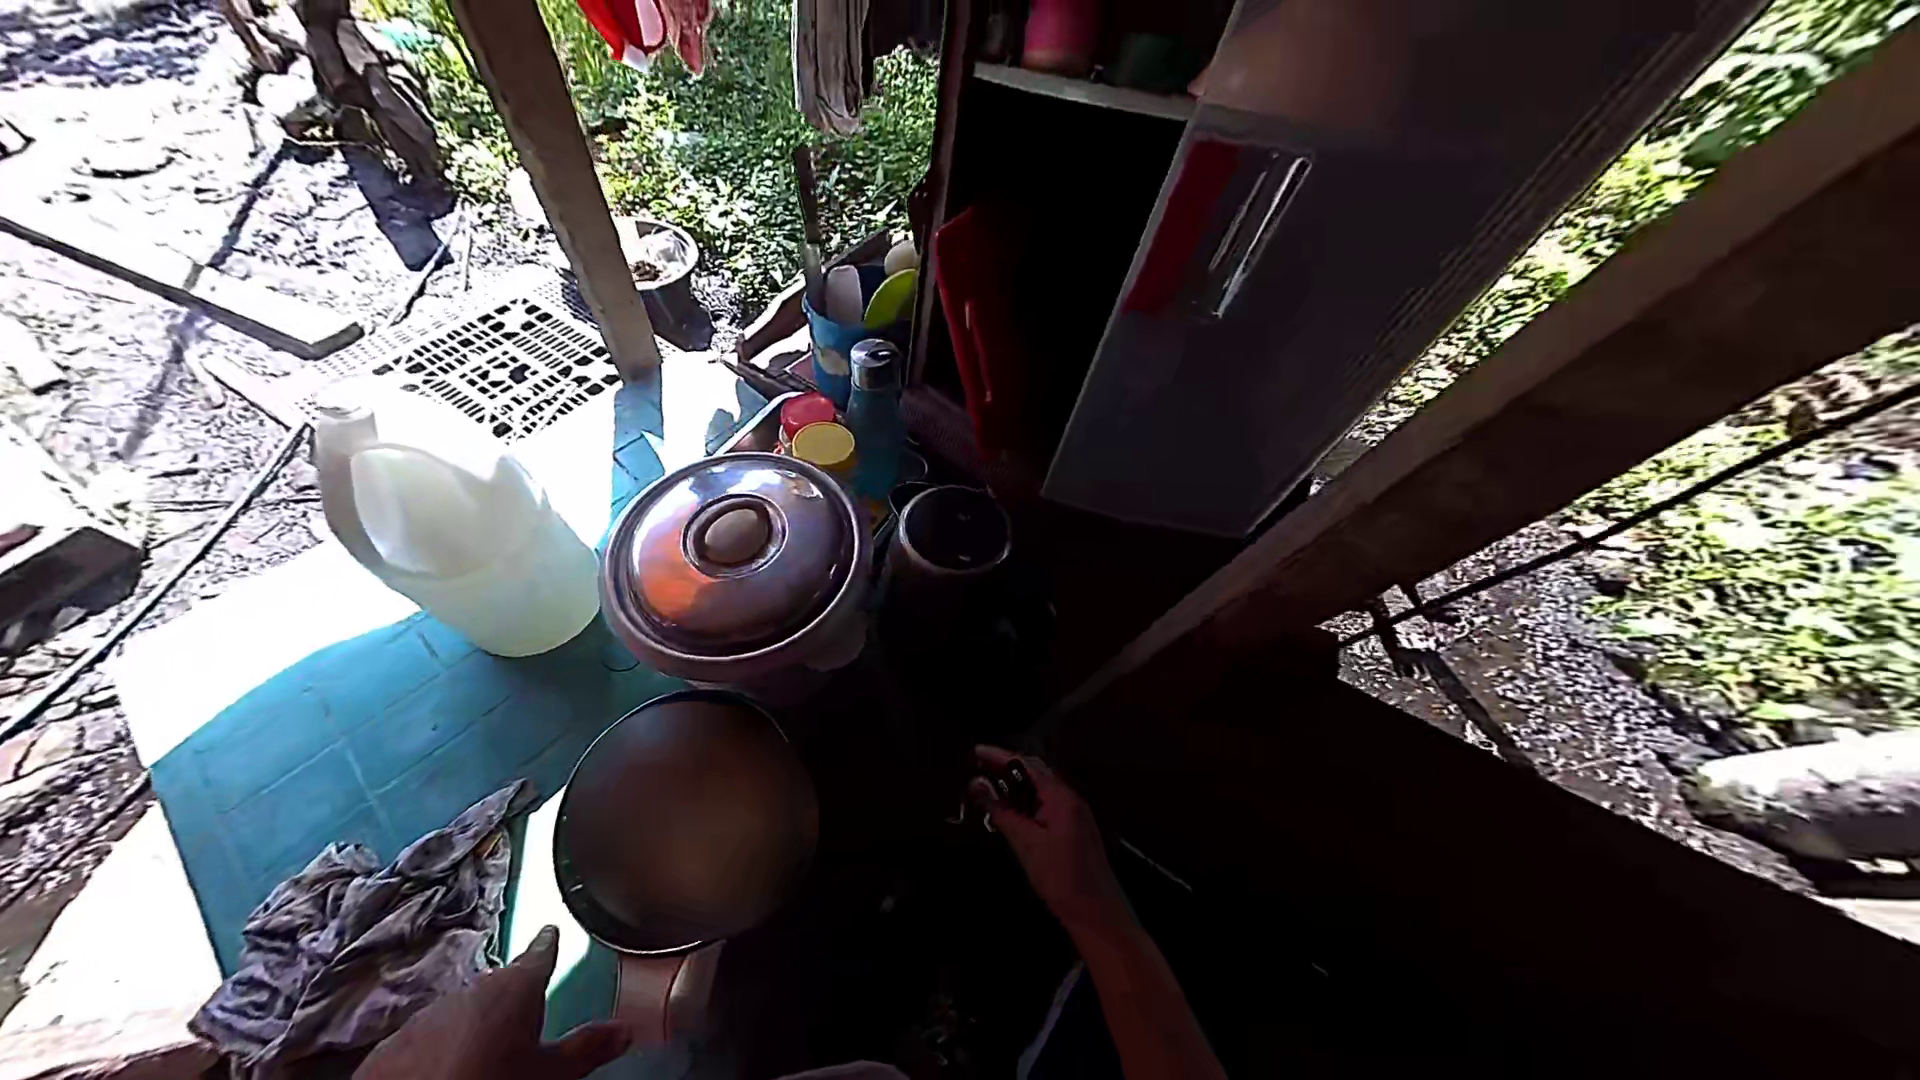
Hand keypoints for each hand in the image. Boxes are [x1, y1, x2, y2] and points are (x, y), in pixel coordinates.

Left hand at [354, 926, 631, 1079]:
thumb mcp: (547, 1073)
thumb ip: (586, 1046)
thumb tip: (626, 1029)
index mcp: (516, 986)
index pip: (540, 952)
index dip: (548, 945)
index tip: (550, 933)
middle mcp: (471, 989)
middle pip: (498, 985)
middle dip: (508, 1000)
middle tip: (520, 1024)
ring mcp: (423, 1017)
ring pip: (457, 1012)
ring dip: (469, 1025)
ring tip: (478, 1055)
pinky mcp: (383, 1051)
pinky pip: (418, 1041)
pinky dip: (430, 1050)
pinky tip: (437, 1072)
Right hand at [971, 746, 1127, 932]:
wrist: (1097, 912)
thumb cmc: (1066, 880)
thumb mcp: (1027, 845)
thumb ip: (1004, 814)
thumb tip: (982, 791)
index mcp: (1062, 797)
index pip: (1026, 765)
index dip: (999, 756)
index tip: (978, 752)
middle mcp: (1071, 798)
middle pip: (1034, 771)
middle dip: (1006, 767)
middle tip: (980, 767)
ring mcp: (1075, 811)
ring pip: (1040, 787)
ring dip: (1016, 784)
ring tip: (990, 786)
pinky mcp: (1074, 824)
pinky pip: (1047, 801)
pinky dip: (1027, 799)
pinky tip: (1012, 809)